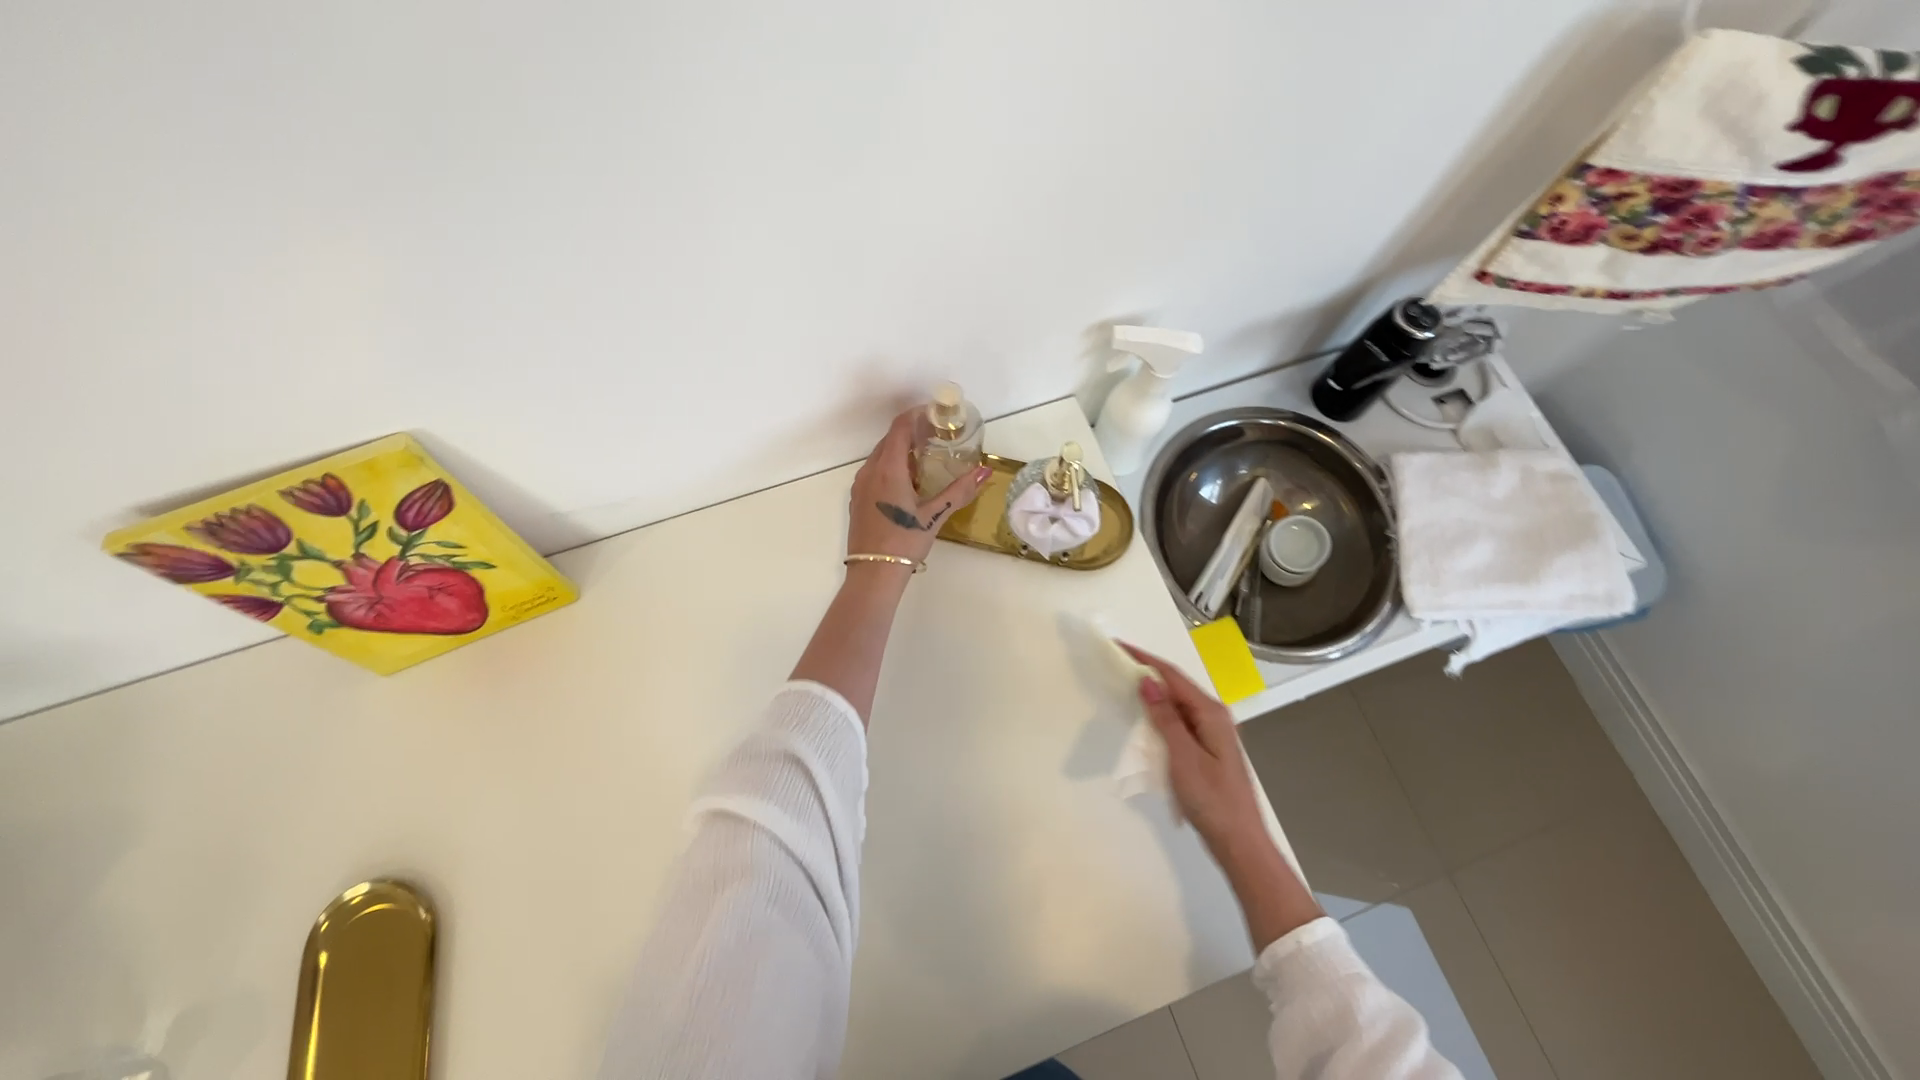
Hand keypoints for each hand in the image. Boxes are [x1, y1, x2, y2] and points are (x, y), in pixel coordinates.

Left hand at [847, 408, 991, 566]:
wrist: (873, 574)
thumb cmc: (904, 542)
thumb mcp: (935, 515)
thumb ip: (959, 491)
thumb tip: (984, 471)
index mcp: (888, 469)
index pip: (900, 428)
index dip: (917, 415)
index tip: (936, 414)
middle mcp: (869, 471)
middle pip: (890, 440)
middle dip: (912, 433)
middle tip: (937, 436)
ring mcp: (860, 486)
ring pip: (881, 456)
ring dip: (902, 451)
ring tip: (926, 458)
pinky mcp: (858, 499)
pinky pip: (875, 471)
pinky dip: (892, 467)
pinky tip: (909, 482)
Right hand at [1121, 643, 1268, 854]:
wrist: (1238, 841)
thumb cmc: (1212, 800)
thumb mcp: (1183, 757)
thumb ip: (1165, 718)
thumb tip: (1147, 682)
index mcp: (1211, 714)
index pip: (1172, 677)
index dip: (1144, 659)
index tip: (1118, 646)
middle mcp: (1214, 718)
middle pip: (1176, 687)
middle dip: (1147, 673)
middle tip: (1116, 664)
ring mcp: (1212, 735)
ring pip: (1177, 706)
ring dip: (1152, 696)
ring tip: (1124, 687)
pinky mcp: (1206, 751)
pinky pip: (1179, 723)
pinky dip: (1159, 717)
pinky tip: (1144, 722)